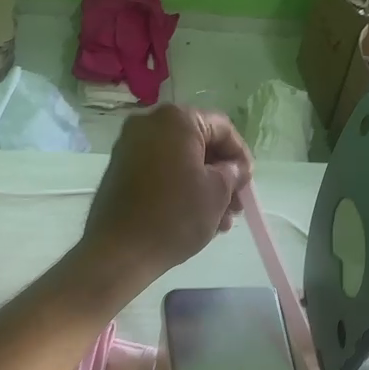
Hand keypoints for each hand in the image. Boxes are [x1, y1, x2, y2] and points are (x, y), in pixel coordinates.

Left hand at [77, 105, 251, 290]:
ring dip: (203, 187)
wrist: (120, 250)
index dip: (241, 156)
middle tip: (236, 207)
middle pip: (199, 144)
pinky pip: (160, 172)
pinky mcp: (120, 171)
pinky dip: (180, 189)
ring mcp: (130, 147)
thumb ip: (232, 173)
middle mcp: (148, 124)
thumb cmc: (175, 216)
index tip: (248, 184)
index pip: (222, 128)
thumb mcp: (217, 193)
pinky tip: (195, 218)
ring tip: (220, 222)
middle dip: (221, 176)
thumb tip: (233, 169)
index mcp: (176, 120)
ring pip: (179, 162)